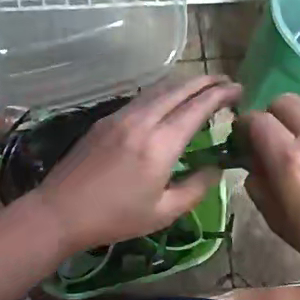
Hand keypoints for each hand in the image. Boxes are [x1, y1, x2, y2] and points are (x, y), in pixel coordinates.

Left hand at [27, 75, 239, 252]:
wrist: (60, 211)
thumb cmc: (114, 218)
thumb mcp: (163, 213)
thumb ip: (196, 188)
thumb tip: (216, 168)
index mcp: (160, 144)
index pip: (198, 107)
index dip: (221, 94)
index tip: (240, 90)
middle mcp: (141, 121)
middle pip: (179, 89)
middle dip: (206, 81)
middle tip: (227, 81)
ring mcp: (119, 117)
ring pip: (157, 90)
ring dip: (183, 84)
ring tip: (202, 88)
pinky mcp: (104, 121)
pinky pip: (140, 99)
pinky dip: (162, 94)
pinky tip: (167, 103)